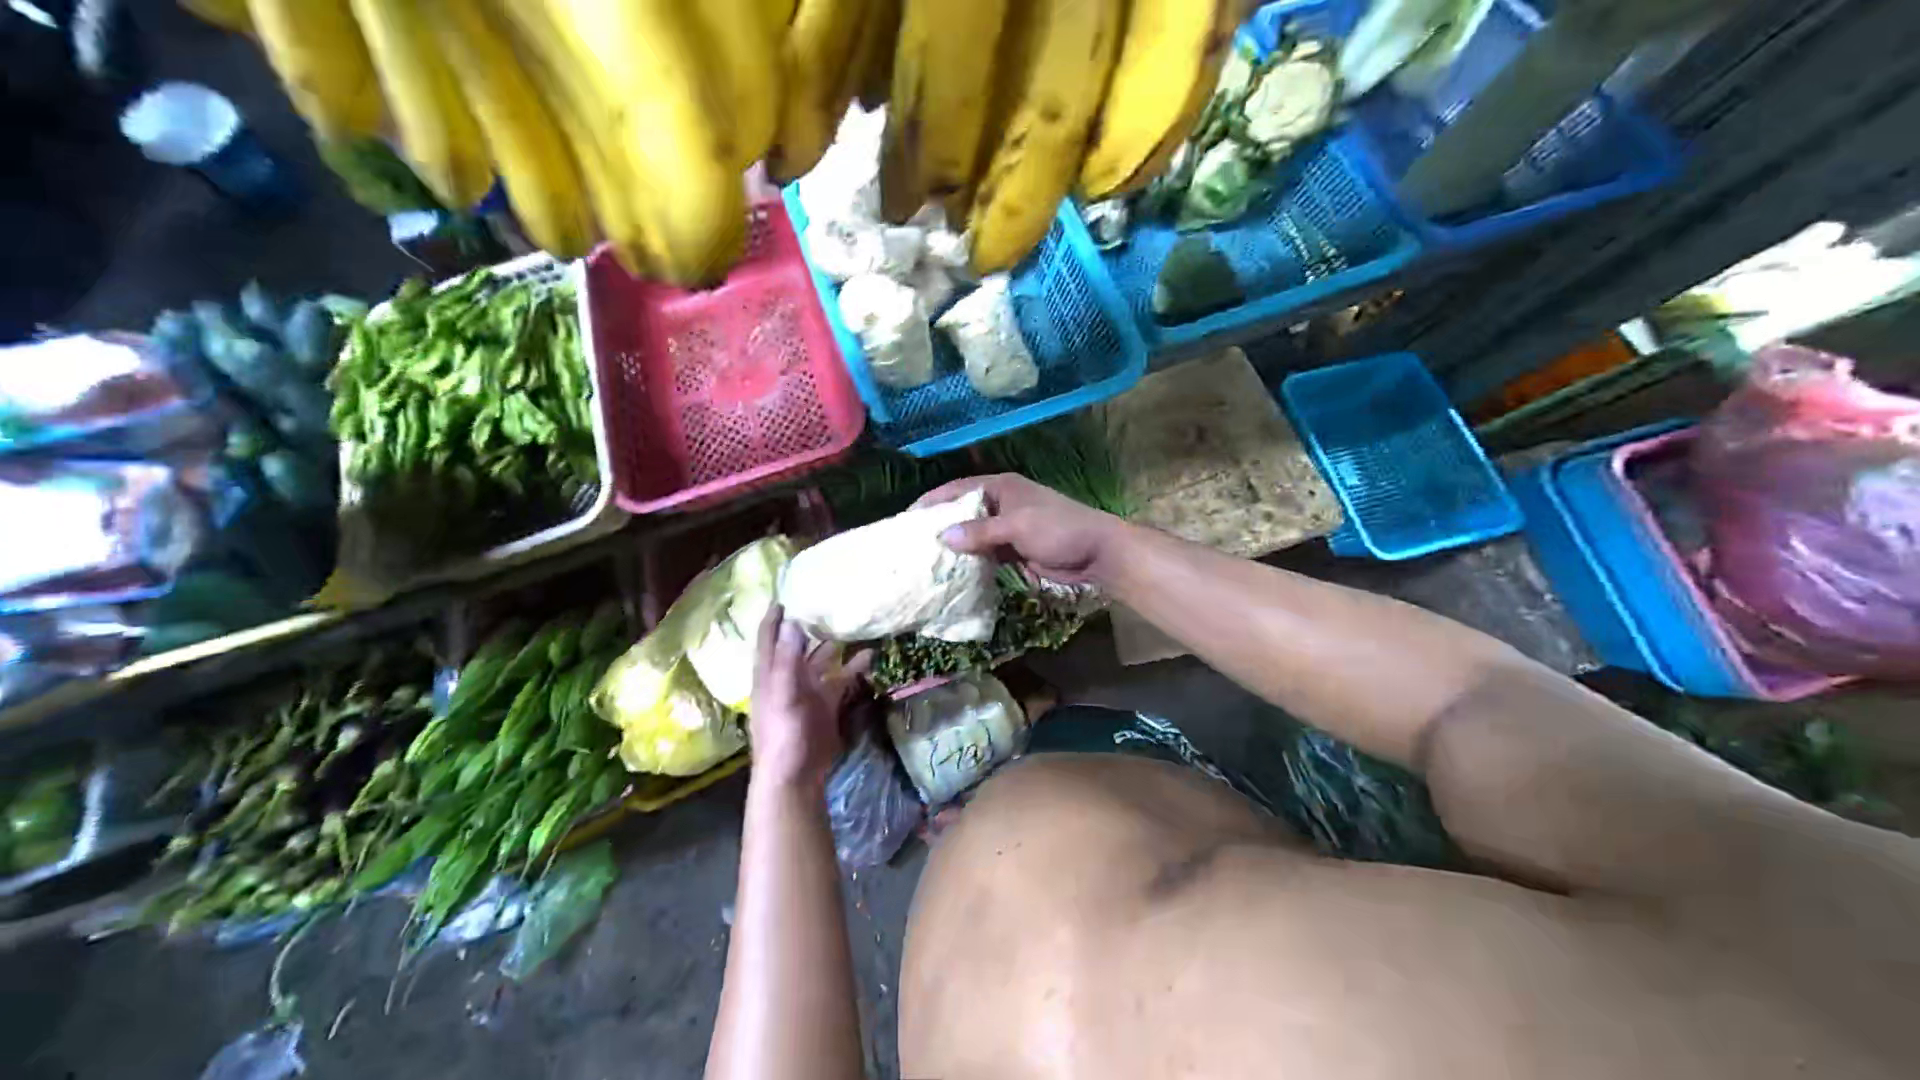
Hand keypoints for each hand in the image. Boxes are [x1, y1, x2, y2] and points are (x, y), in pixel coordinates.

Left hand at [749, 604, 863, 789]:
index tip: (786, 595)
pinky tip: (870, 656)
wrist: (796, 774)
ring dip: (836, 643)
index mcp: (769, 673)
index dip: (774, 617)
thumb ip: (788, 659)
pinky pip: (841, 679)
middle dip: (810, 624)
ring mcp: (808, 690)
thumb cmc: (782, 733)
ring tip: (855, 622)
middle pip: (798, 644)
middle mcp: (788, 677)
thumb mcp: (783, 693)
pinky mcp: (827, 703)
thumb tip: (793, 621)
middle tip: (830, 601)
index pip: (769, 637)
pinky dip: (854, 668)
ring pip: (822, 659)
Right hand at [915, 474, 1129, 585]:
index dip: (932, 502)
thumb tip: (942, 537)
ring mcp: (1007, 527)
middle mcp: (1001, 503)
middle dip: (939, 526)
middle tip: (910, 543)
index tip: (906, 517)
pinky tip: (952, 572)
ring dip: (954, 546)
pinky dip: (970, 560)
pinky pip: (985, 553)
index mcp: (1001, 487)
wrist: (1098, 553)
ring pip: (972, 535)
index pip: (957, 489)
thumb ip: (980, 532)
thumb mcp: (1017, 526)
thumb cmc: (1059, 529)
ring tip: (924, 560)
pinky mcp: (1014, 549)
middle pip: (962, 512)